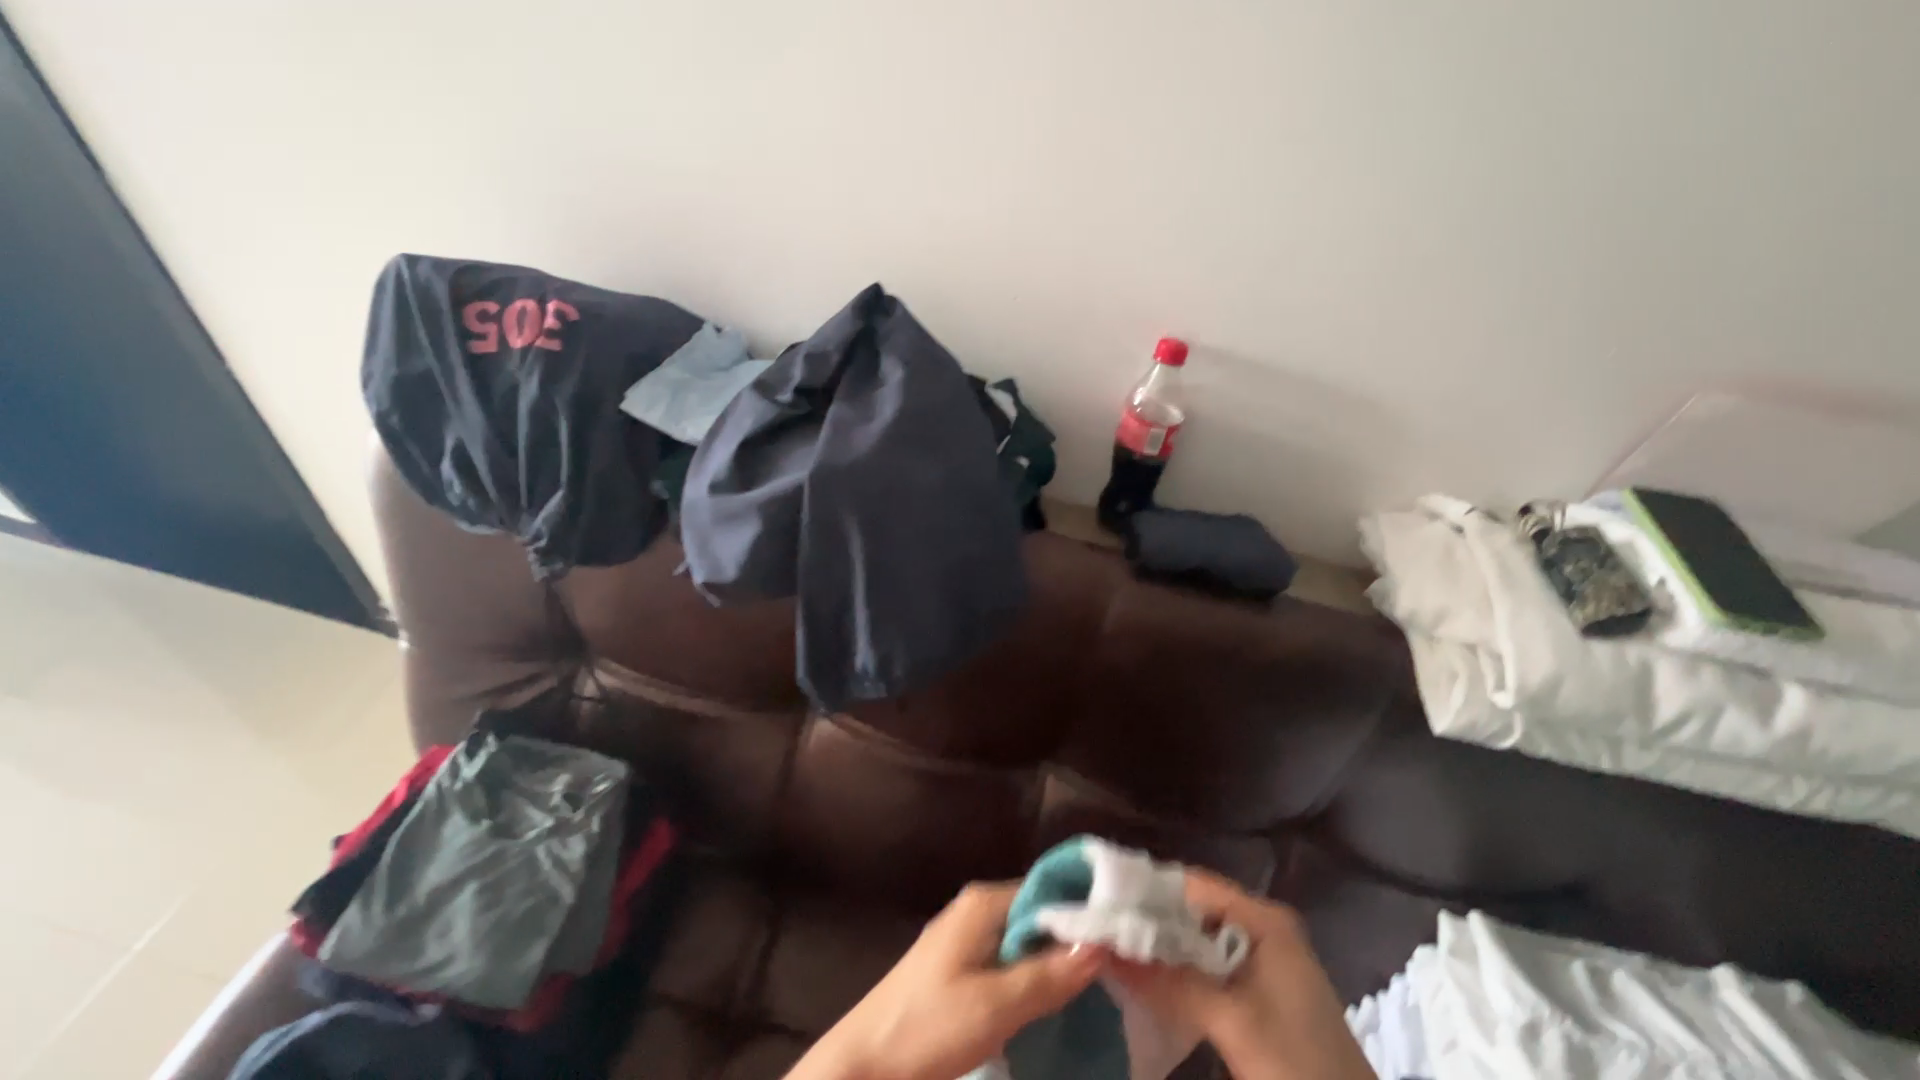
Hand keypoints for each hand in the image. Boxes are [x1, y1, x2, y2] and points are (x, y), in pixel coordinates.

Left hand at [787, 881, 1105, 1079]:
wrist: (864, 1066)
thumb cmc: (928, 1027)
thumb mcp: (996, 1005)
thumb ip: (1049, 975)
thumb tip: (1102, 944)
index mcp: (982, 905)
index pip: (1048, 888)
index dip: (1087, 909)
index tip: (1126, 933)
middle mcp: (975, 911)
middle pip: (1039, 913)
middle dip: (1076, 938)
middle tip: (1122, 965)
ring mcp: (965, 941)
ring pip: (1026, 941)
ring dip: (1057, 962)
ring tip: (1102, 985)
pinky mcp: (960, 971)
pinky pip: (1010, 962)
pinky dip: (1035, 978)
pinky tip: (1059, 1001)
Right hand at [1108, 870, 1372, 1079]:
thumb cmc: (1297, 1061)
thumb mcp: (1231, 1020)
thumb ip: (1169, 981)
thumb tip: (1101, 948)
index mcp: (1264, 920)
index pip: (1191, 885)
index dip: (1143, 889)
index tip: (1094, 898)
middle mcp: (1261, 929)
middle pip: (1190, 911)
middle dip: (1144, 920)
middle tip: (1093, 928)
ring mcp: (1259, 961)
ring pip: (1193, 941)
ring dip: (1156, 949)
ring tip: (1105, 950)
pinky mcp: (1255, 992)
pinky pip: (1204, 968)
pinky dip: (1173, 973)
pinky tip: (1141, 982)